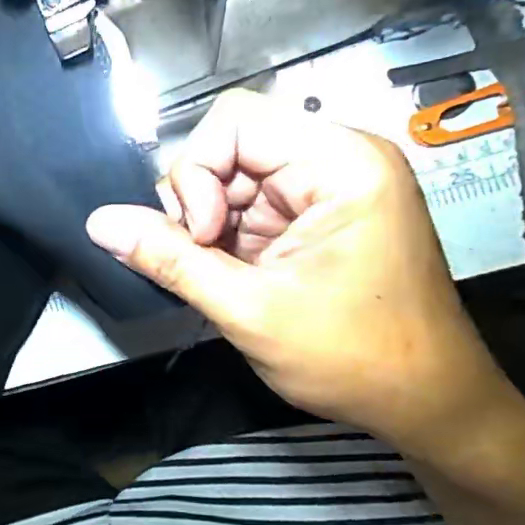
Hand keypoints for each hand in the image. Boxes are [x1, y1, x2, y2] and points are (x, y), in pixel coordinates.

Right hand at [85, 90, 520, 449]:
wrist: (426, 402)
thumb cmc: (355, 360)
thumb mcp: (251, 311)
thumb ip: (170, 260)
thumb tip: (98, 222)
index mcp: (342, 162)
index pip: (236, 121)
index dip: (198, 173)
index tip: (203, 238)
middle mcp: (340, 158)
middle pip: (233, 146)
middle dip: (202, 203)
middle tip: (207, 261)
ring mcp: (331, 186)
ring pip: (236, 177)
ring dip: (213, 225)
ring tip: (226, 276)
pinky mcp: (321, 214)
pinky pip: (255, 204)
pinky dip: (231, 238)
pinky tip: (237, 275)